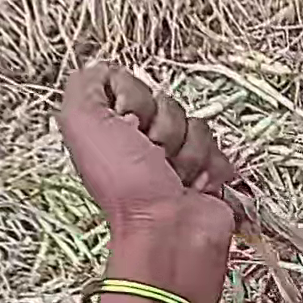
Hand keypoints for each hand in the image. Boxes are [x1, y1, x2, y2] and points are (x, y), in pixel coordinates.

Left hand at [57, 63, 236, 302]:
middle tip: (155, 160)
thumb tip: (111, 72)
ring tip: (176, 180)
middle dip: (165, 130)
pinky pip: (221, 153)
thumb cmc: (125, 186)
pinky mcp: (209, 178)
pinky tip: (195, 189)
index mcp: (112, 127)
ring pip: (198, 127)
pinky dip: (211, 170)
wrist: (168, 230)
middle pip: (169, 104)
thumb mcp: (82, 121)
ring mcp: (179, 160)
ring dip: (189, 153)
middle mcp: (144, 143)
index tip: (129, 131)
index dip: (136, 104)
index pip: (135, 84)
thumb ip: (87, 83)